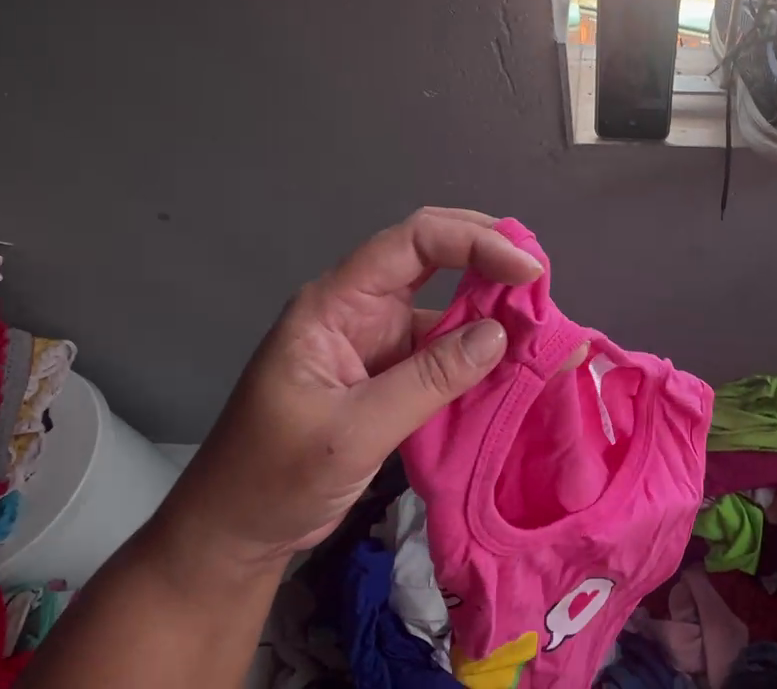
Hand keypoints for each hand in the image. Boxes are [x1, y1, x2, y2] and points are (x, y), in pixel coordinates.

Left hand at [151, 207, 543, 571]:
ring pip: (446, 304)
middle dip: (491, 258)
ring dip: (495, 309)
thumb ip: (428, 381)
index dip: (476, 242)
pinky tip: (515, 363)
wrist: (232, 535)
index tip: (528, 268)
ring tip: (544, 327)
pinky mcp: (391, 374)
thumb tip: (501, 335)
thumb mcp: (352, 432)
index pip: (413, 242)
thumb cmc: (272, 478)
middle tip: (543, 281)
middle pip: (433, 256)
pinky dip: (482, 353)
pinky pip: (445, 349)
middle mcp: (360, 308)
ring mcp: (377, 341)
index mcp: (337, 303)